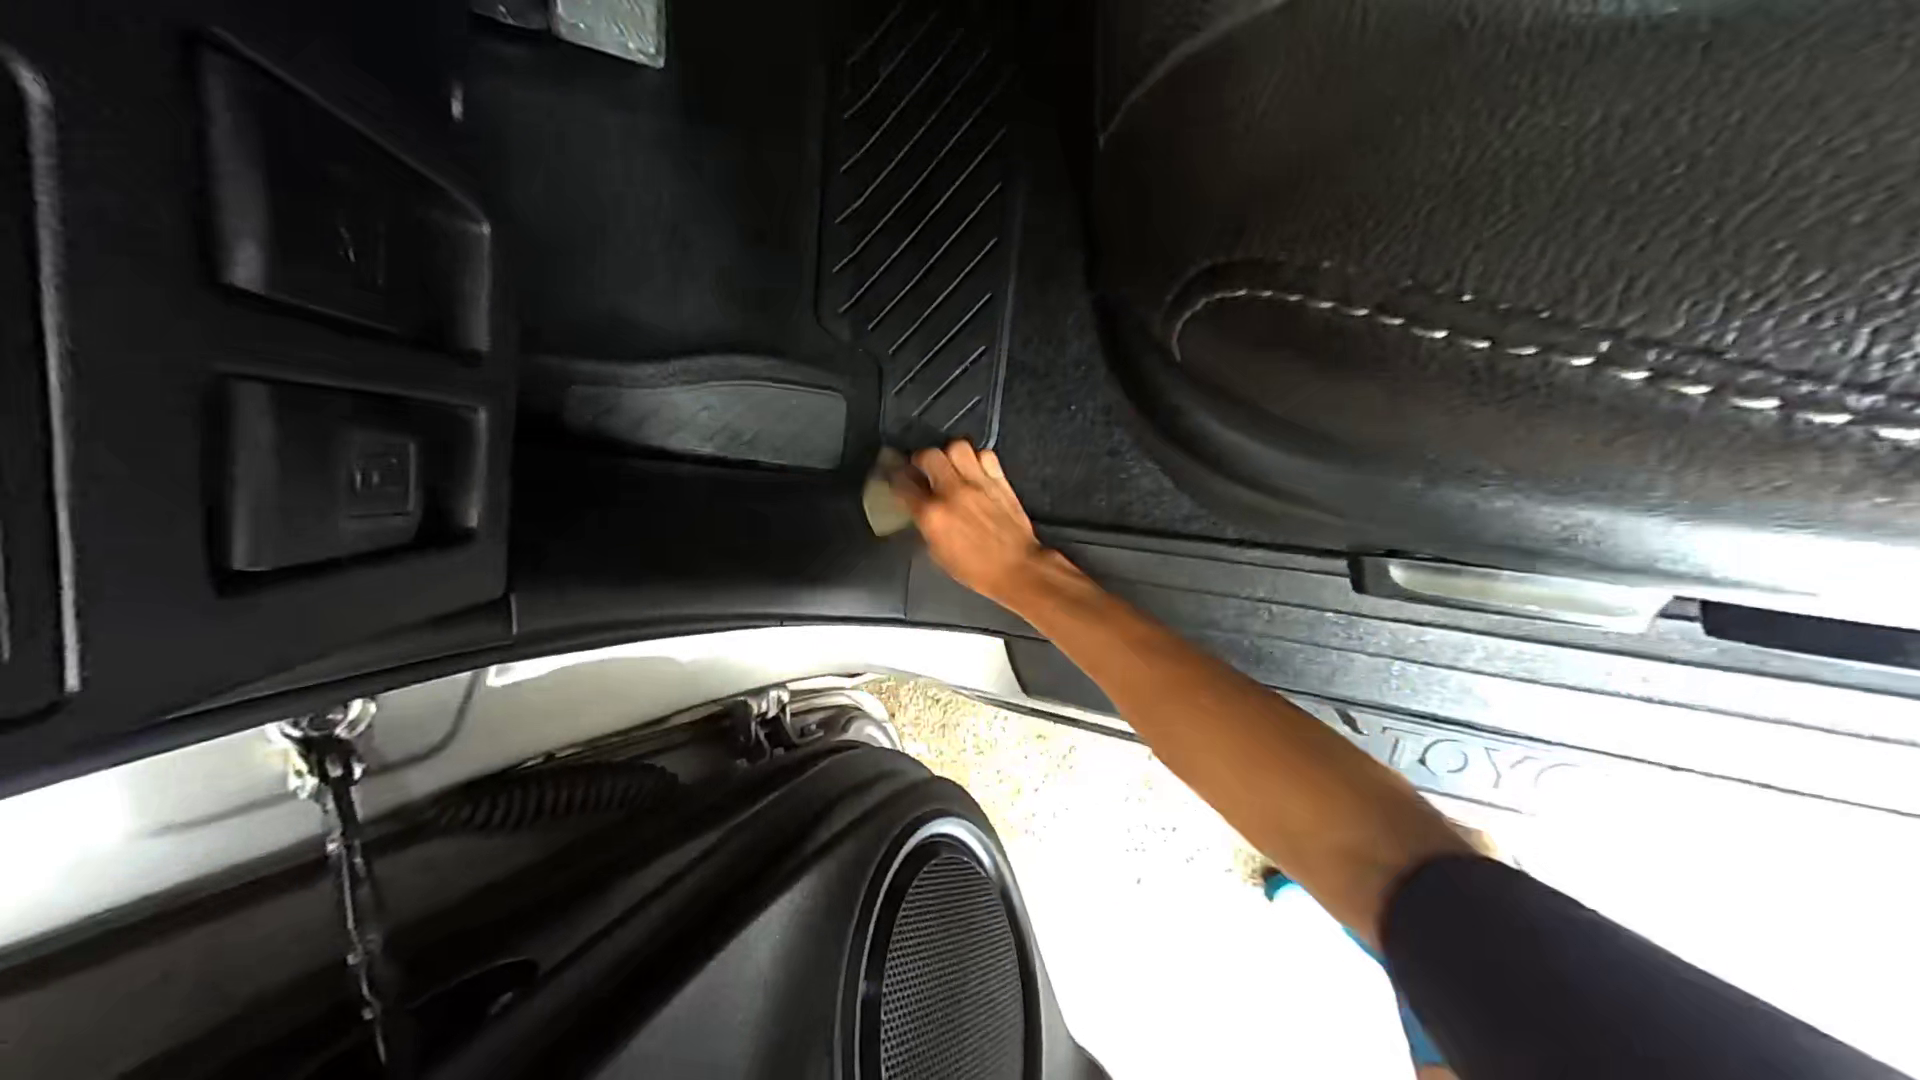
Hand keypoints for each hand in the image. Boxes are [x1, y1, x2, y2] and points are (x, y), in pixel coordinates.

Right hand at [892, 440, 1059, 610]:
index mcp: (932, 514)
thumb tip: (919, 507)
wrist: (1017, 568)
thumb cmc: (975, 569)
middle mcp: (952, 492)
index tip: (896, 475)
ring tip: (951, 465)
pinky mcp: (1000, 480)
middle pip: (928, 455)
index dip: (895, 475)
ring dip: (950, 454)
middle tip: (924, 468)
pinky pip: (985, 455)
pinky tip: (975, 470)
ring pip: (957, 446)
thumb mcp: (938, 553)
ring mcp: (978, 483)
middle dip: (921, 459)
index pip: (903, 483)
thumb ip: (925, 524)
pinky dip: (977, 458)